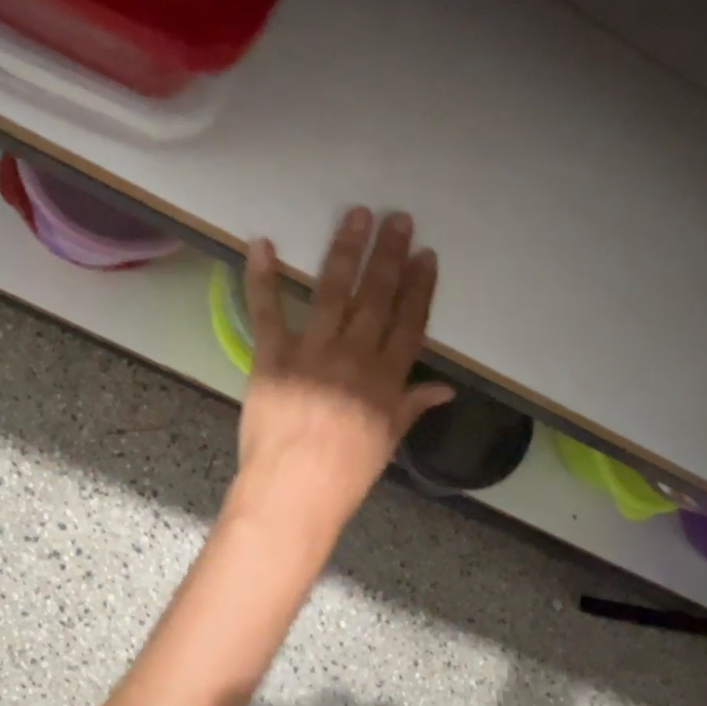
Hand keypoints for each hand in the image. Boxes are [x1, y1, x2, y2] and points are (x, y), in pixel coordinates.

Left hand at [227, 208, 453, 539]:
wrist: (294, 490)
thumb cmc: (345, 472)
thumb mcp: (388, 440)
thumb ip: (412, 405)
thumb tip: (445, 388)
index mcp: (387, 378)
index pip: (410, 322)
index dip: (419, 286)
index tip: (425, 255)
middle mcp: (355, 356)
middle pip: (377, 296)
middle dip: (388, 255)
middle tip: (397, 219)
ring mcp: (312, 352)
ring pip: (333, 292)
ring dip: (345, 251)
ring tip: (355, 216)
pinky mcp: (272, 356)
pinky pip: (267, 310)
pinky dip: (261, 276)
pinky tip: (262, 243)